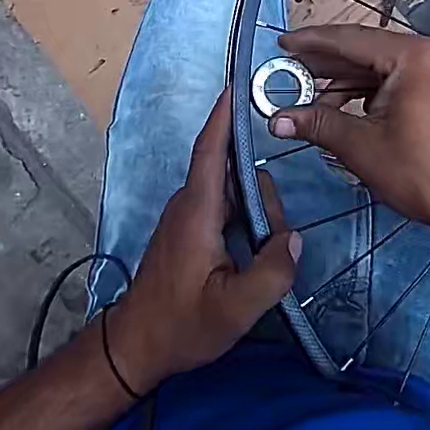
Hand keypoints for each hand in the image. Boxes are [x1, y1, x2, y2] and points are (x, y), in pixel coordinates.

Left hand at [107, 93, 300, 392]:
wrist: (137, 343)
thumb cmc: (182, 324)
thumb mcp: (236, 309)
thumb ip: (271, 272)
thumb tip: (292, 238)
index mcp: (197, 211)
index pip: (210, 150)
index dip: (223, 116)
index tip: (235, 85)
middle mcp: (189, 204)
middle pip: (231, 173)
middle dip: (261, 194)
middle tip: (275, 240)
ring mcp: (186, 216)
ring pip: (229, 192)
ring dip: (255, 211)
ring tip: (265, 253)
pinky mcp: (188, 230)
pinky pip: (222, 208)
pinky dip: (244, 218)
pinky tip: (255, 247)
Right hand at [268, 24, 429, 244]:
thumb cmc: (425, 173)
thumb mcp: (361, 146)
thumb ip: (315, 123)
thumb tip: (275, 121)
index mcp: (412, 55)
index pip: (348, 40)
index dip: (309, 42)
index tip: (281, 44)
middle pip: (364, 50)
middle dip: (324, 64)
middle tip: (289, 71)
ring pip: (380, 66)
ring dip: (345, 81)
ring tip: (312, 98)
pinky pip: (397, 78)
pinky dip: (369, 91)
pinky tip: (345, 108)